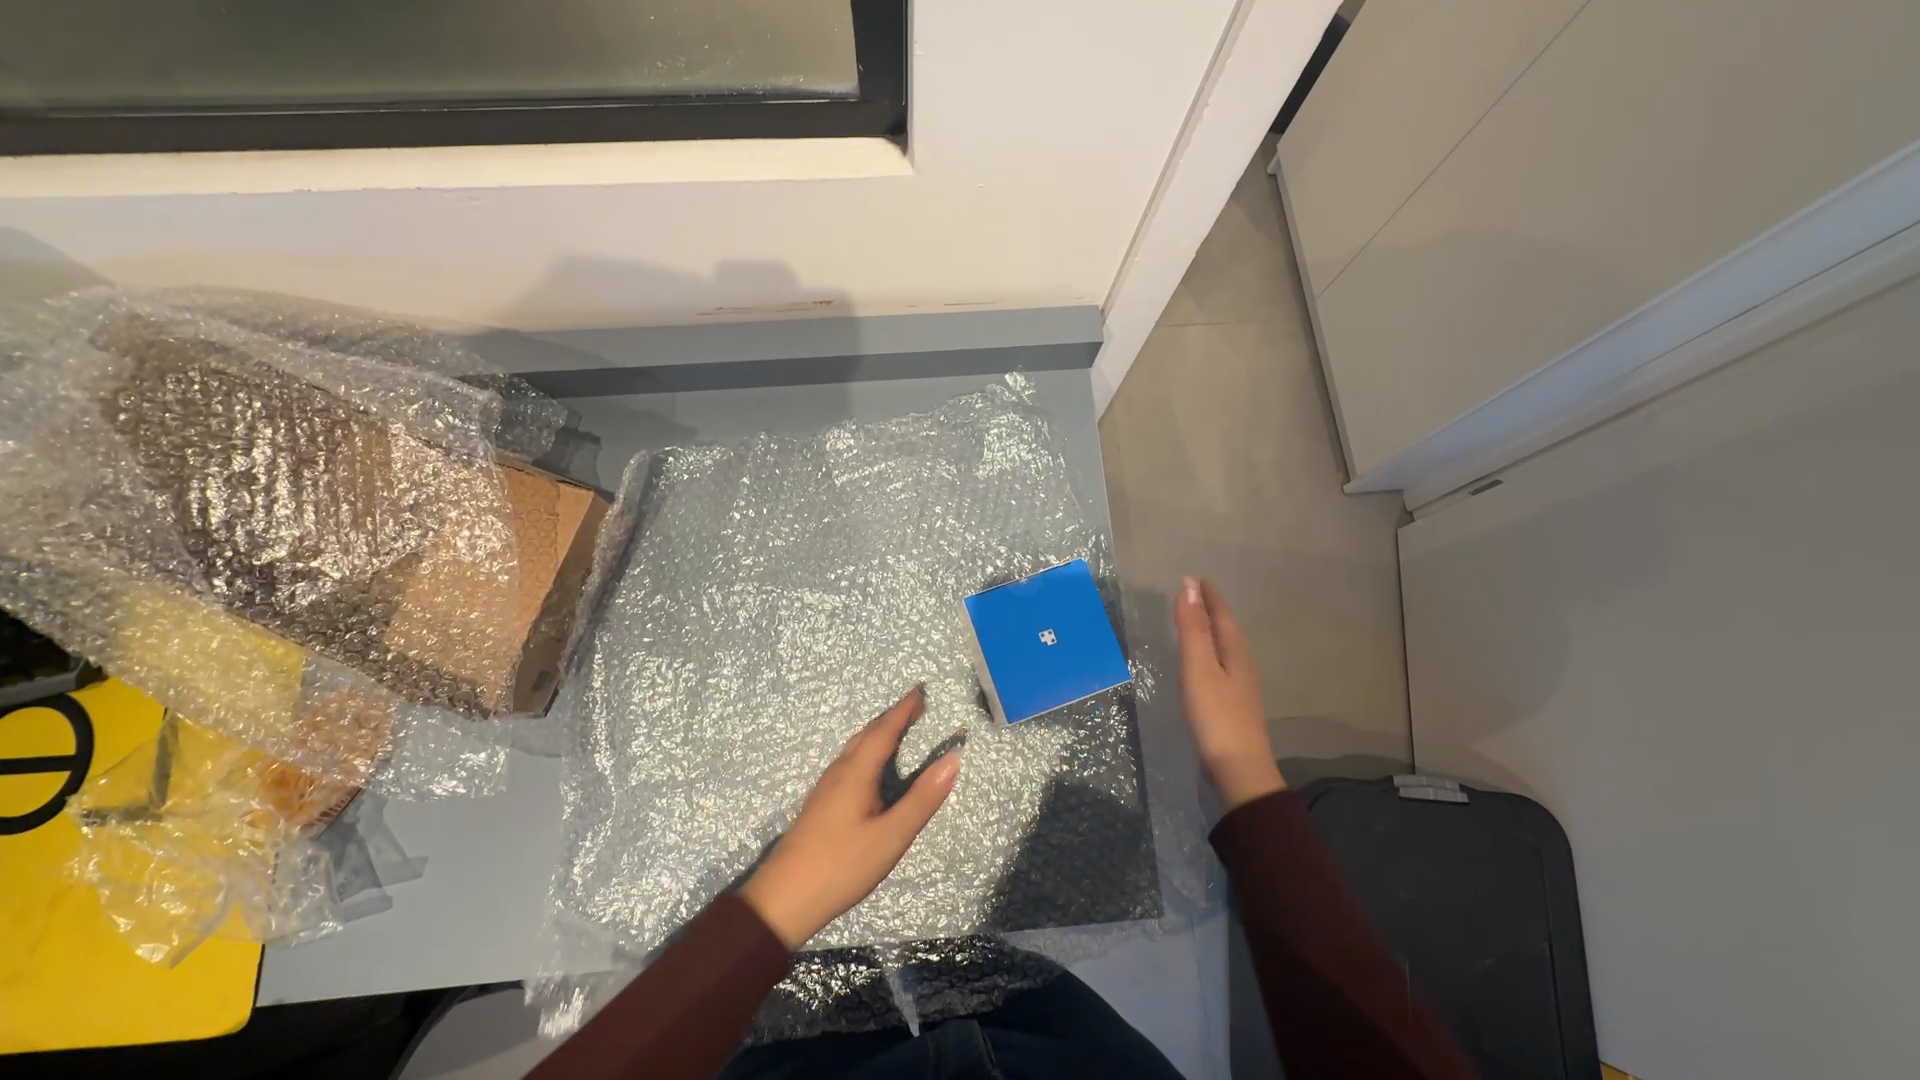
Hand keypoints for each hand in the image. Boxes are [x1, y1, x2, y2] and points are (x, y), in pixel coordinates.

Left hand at [739, 686, 961, 948]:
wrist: (784, 898)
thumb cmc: (842, 865)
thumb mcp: (892, 836)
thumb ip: (923, 798)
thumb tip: (953, 758)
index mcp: (856, 772)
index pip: (884, 729)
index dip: (903, 709)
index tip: (921, 690)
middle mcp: (839, 772)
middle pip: (867, 734)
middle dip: (892, 717)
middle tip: (917, 707)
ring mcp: (826, 788)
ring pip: (855, 748)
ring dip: (879, 733)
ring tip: (900, 730)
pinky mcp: (821, 805)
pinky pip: (850, 762)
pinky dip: (869, 751)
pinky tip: (872, 769)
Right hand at [1175, 576, 1284, 810]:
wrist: (1238, 770)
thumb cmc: (1216, 716)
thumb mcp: (1198, 668)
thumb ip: (1192, 629)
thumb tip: (1188, 587)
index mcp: (1235, 654)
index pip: (1222, 616)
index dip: (1208, 596)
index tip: (1194, 578)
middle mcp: (1243, 666)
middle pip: (1228, 631)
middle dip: (1212, 611)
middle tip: (1195, 596)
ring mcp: (1241, 689)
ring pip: (1228, 650)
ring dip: (1213, 633)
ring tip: (1198, 625)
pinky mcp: (1234, 707)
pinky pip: (1223, 668)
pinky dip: (1212, 655)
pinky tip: (1204, 668)